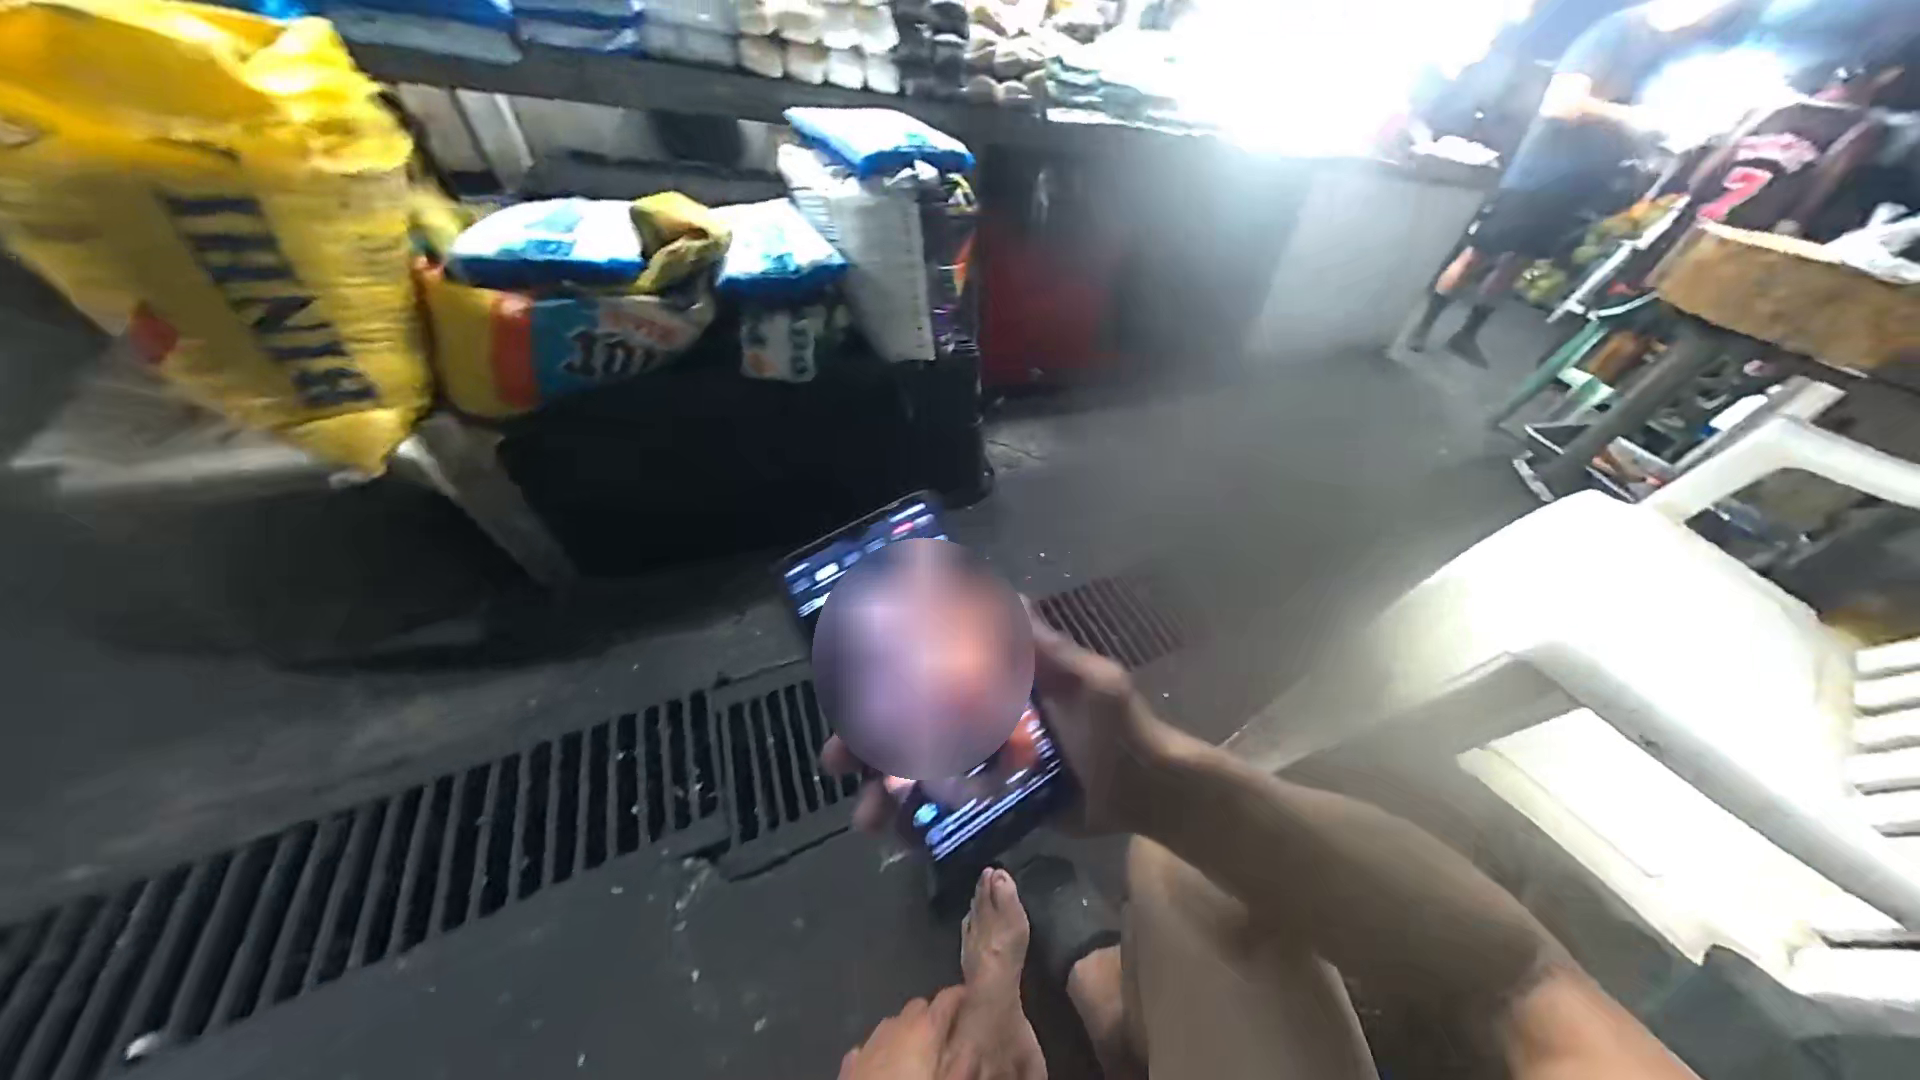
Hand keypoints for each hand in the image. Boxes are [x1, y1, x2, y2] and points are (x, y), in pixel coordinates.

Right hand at [821, 606, 1182, 836]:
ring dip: (885, 789)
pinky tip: (900, 836)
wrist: (1147, 792)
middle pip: (912, 726)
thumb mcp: (1088, 681)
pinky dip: (918, 822)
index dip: (888, 678)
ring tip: (867, 816)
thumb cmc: (1119, 727)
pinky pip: (946, 812)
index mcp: (995, 683)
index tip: (849, 684)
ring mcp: (982, 764)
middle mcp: (980, 719)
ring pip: (920, 772)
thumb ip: (1049, 648)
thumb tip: (1010, 595)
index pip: (930, 674)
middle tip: (837, 759)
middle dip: (869, 740)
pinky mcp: (990, 803)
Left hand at [838, 989, 962, 1079]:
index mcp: (925, 1029)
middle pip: (919, 1006)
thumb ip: (962, 1067)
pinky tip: (885, 1069)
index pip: (947, 998)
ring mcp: (871, 1041)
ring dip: (907, 1031)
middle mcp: (898, 1025)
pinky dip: (883, 1050)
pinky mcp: (852, 1061)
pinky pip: (872, 1046)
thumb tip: (973, 1047)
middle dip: (932, 1015)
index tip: (969, 1000)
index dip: (960, 996)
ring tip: (917, 1054)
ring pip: (894, 1023)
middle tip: (945, 1036)